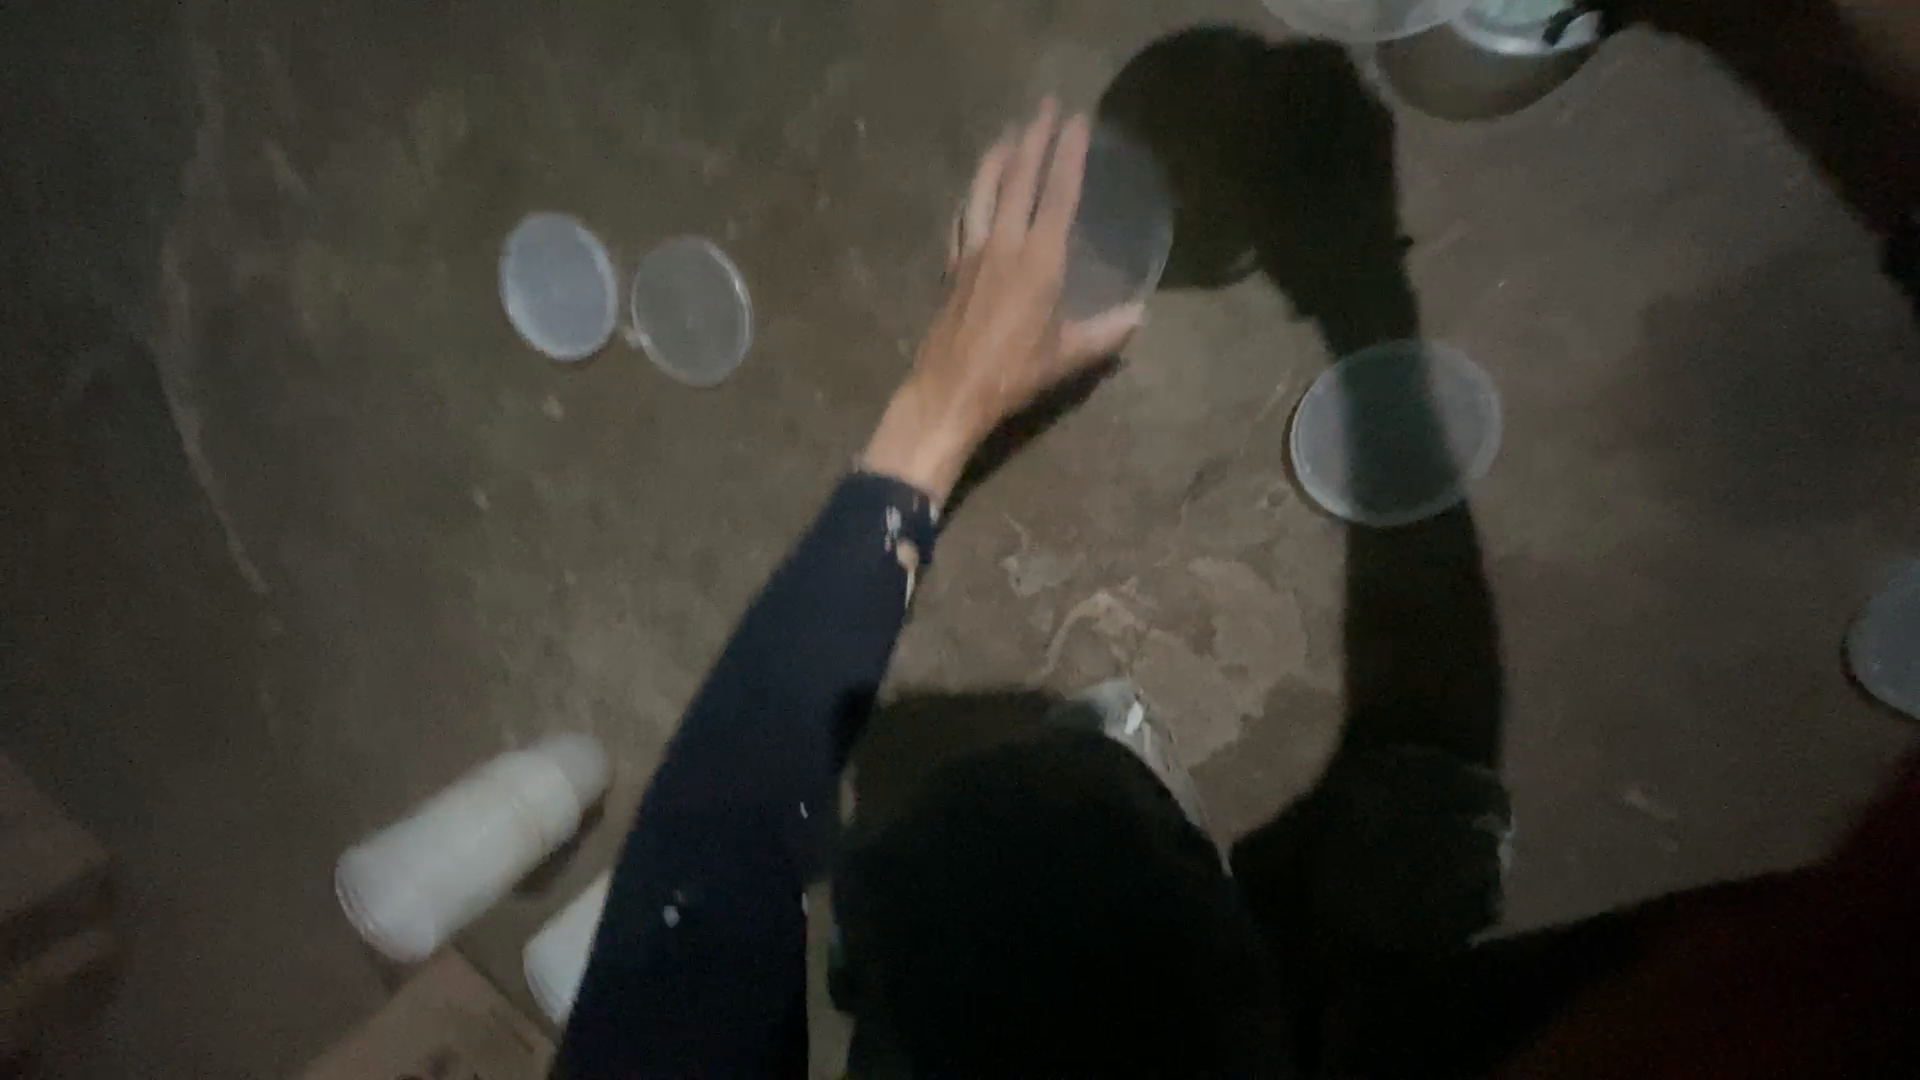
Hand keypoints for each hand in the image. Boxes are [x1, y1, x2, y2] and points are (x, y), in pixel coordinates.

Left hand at [862, 100, 1145, 501]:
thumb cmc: (1011, 376)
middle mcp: (1002, 245)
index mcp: (1038, 262)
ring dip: (997, 158)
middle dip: (1034, 138)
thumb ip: (1105, 334)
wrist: (949, 392)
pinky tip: (972, 194)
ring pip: (982, 191)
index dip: (1068, 154)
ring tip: (1008, 133)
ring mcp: (970, 254)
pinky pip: (960, 220)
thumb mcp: (1065, 357)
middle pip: (1018, 178)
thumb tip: (1140, 317)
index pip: (1057, 194)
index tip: (1077, 120)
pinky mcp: (949, 269)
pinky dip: (970, 198)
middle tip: (1045, 106)